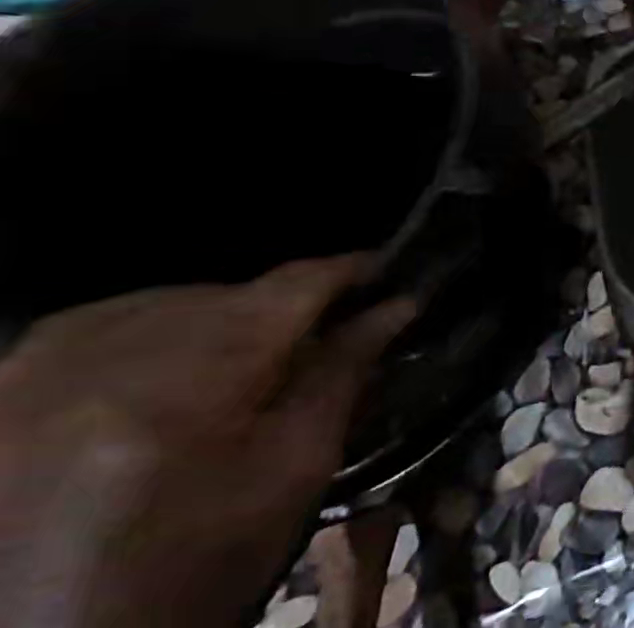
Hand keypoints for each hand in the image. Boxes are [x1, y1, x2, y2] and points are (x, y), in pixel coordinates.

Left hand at [0, 256, 414, 627]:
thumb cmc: (200, 564)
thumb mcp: (296, 469)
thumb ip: (342, 375)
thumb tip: (394, 308)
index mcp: (190, 390)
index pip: (288, 289)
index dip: (348, 271)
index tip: (387, 273)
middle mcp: (96, 370)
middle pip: (225, 294)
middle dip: (285, 305)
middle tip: (323, 334)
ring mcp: (26, 382)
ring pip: (161, 301)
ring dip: (219, 314)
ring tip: (245, 354)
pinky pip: (86, 325)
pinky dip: (146, 326)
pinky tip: (166, 359)